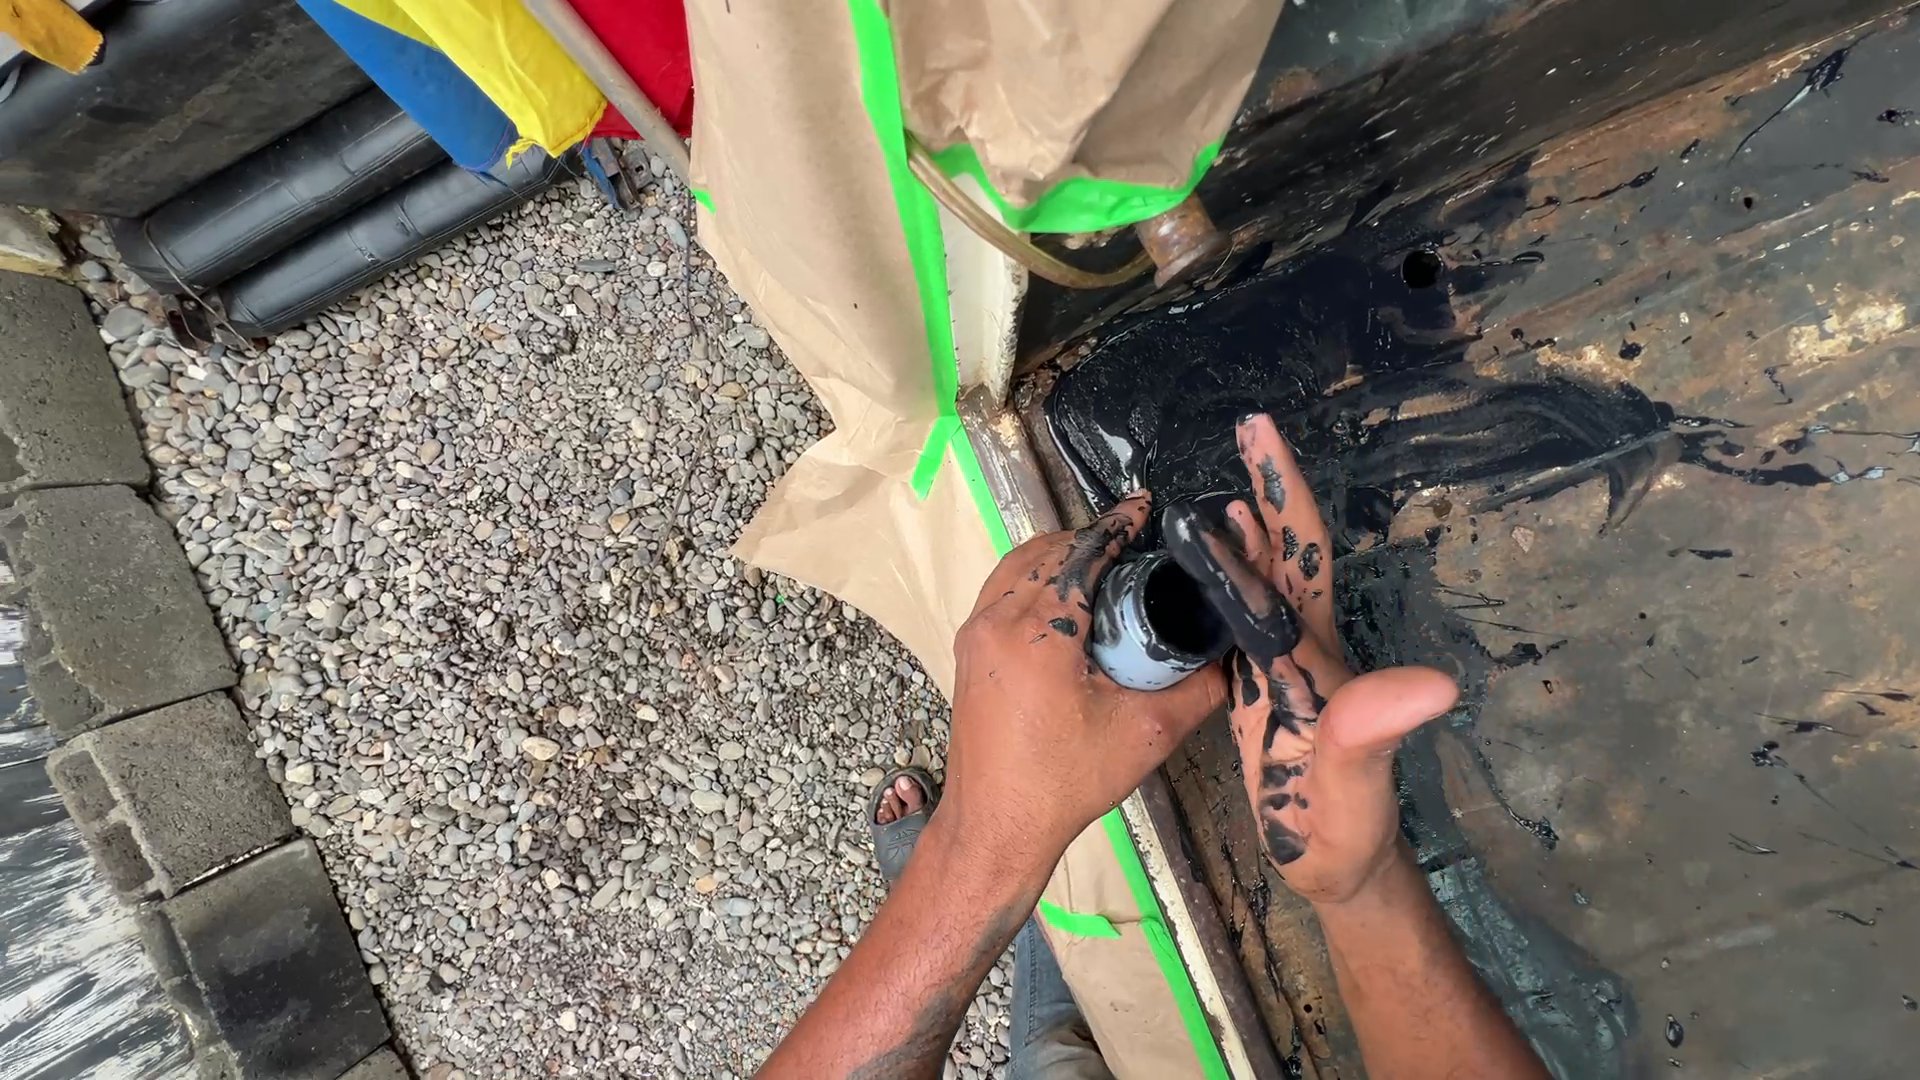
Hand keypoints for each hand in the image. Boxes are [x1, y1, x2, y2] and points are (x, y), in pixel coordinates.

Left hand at [942, 492, 1227, 875]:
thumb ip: (1197, 686)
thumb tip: (1230, 651)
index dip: (1117, 526)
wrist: (994, 823)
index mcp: (1036, 632)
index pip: (1081, 555)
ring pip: (1017, 565)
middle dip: (1090, 537)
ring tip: (1102, 559)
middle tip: (1134, 542)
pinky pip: (1000, 588)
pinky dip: (1032, 575)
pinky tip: (1063, 592)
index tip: (1146, 507)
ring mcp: (973, 631)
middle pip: (1046, 552)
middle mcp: (995, 620)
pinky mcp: (967, 647)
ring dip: (1058, 553)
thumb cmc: (1065, 781)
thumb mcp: (1144, 733)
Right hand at [1166, 415, 1458, 905]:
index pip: (1300, 556)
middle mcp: (1300, 643)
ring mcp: (1280, 662)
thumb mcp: (1352, 791)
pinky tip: (1210, 566)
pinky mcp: (1259, 684)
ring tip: (1217, 489)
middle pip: (1286, 550)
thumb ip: (1372, 736)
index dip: (1282, 492)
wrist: (1334, 863)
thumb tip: (1435, 681)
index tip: (1261, 435)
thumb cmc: (1341, 833)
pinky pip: (1239, 615)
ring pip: (1261, 578)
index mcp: (1313, 650)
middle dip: (1267, 486)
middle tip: (1246, 429)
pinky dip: (1225, 576)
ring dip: (1244, 526)